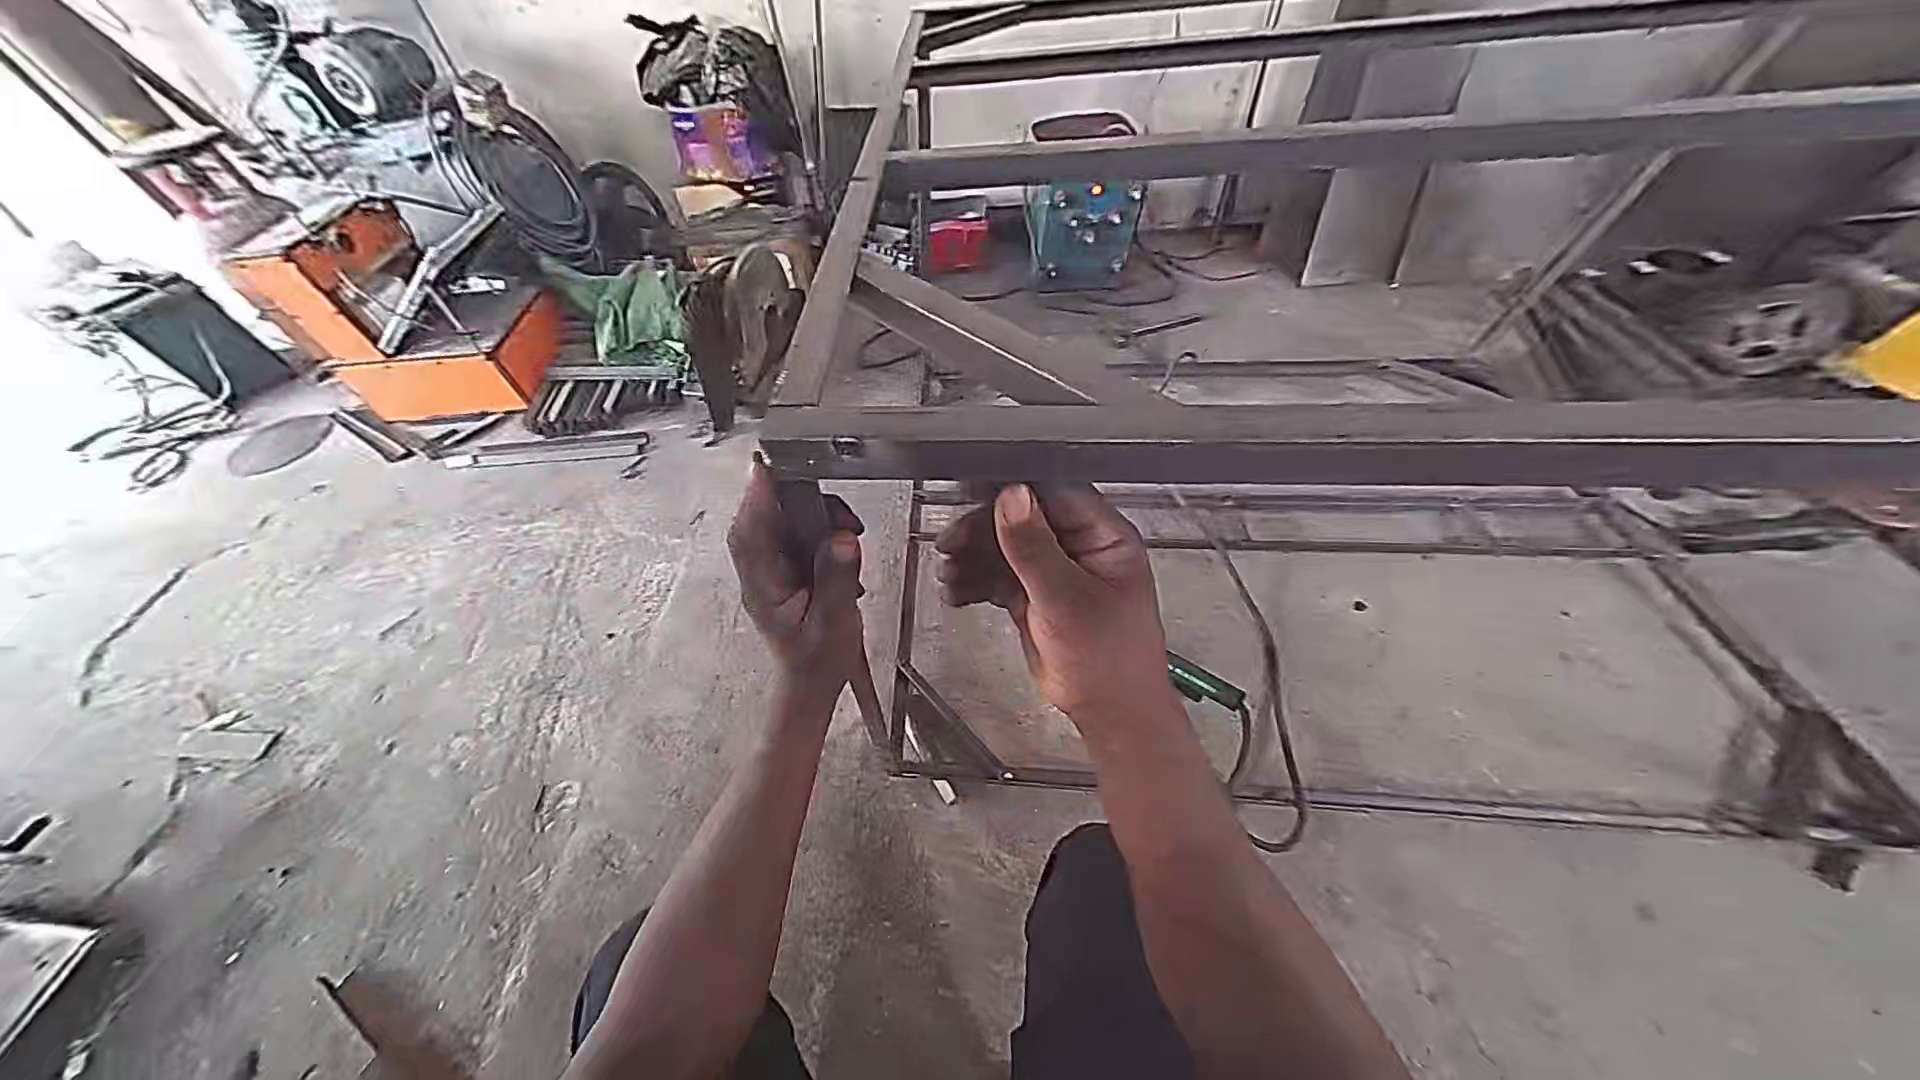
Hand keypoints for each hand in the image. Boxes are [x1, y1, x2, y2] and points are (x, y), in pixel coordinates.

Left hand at [727, 457, 864, 697]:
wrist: (813, 682)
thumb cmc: (816, 661)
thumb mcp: (834, 623)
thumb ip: (838, 579)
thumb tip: (843, 539)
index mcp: (763, 587)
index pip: (751, 533)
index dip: (757, 498)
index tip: (767, 468)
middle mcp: (763, 573)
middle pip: (769, 519)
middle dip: (804, 505)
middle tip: (839, 515)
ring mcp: (774, 569)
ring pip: (787, 523)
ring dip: (818, 518)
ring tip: (847, 533)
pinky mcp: (788, 567)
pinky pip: (799, 534)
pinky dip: (822, 530)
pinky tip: (841, 543)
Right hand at [934, 484, 1177, 726]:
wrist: (1106, 712)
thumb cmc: (1110, 660)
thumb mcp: (1066, 598)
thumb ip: (1034, 547)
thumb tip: (1012, 497)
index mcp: (1103, 537)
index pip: (1055, 495)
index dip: (1013, 492)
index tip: (973, 495)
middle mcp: (1078, 548)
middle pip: (1021, 520)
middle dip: (982, 531)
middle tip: (950, 543)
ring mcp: (1054, 572)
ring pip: (1004, 549)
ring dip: (972, 558)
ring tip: (949, 573)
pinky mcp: (1034, 596)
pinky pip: (998, 577)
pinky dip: (975, 582)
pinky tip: (957, 592)